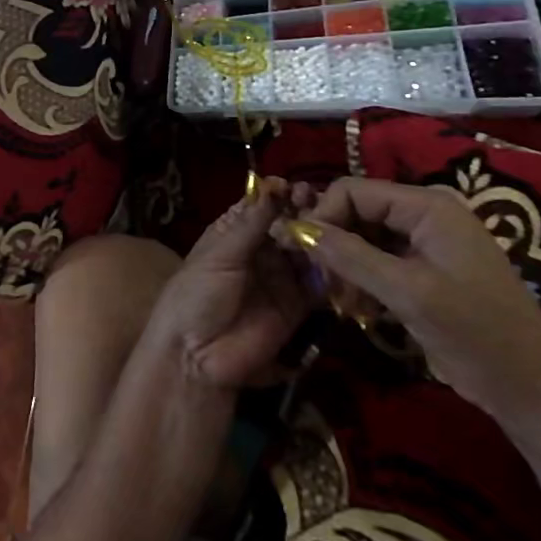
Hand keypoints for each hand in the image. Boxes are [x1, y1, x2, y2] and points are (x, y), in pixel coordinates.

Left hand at [145, 177, 317, 387]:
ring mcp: (278, 278)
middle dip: (306, 215)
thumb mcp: (220, 255)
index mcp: (230, 234)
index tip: (299, 186)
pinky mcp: (296, 306)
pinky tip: (345, 260)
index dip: (278, 196)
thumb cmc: (196, 295)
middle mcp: (257, 252)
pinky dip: (332, 273)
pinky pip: (319, 285)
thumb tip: (274, 185)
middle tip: (325, 206)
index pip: (259, 208)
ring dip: (321, 240)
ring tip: (337, 230)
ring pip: (307, 252)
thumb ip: (251, 224)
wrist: (196, 355)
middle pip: (288, 227)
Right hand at [280, 178, 540, 416]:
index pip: (353, 191)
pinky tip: (355, 309)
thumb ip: (350, 256)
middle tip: (320, 281)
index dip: (323, 215)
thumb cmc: (476, 332)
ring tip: (339, 301)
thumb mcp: (408, 292)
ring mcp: (424, 246)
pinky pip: (374, 262)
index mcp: (429, 208)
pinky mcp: (421, 273)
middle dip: (331, 243)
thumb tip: (295, 229)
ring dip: (342, 267)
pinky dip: (358, 281)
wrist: (530, 390)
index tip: (303, 252)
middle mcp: (424, 217)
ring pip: (359, 238)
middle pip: (354, 212)